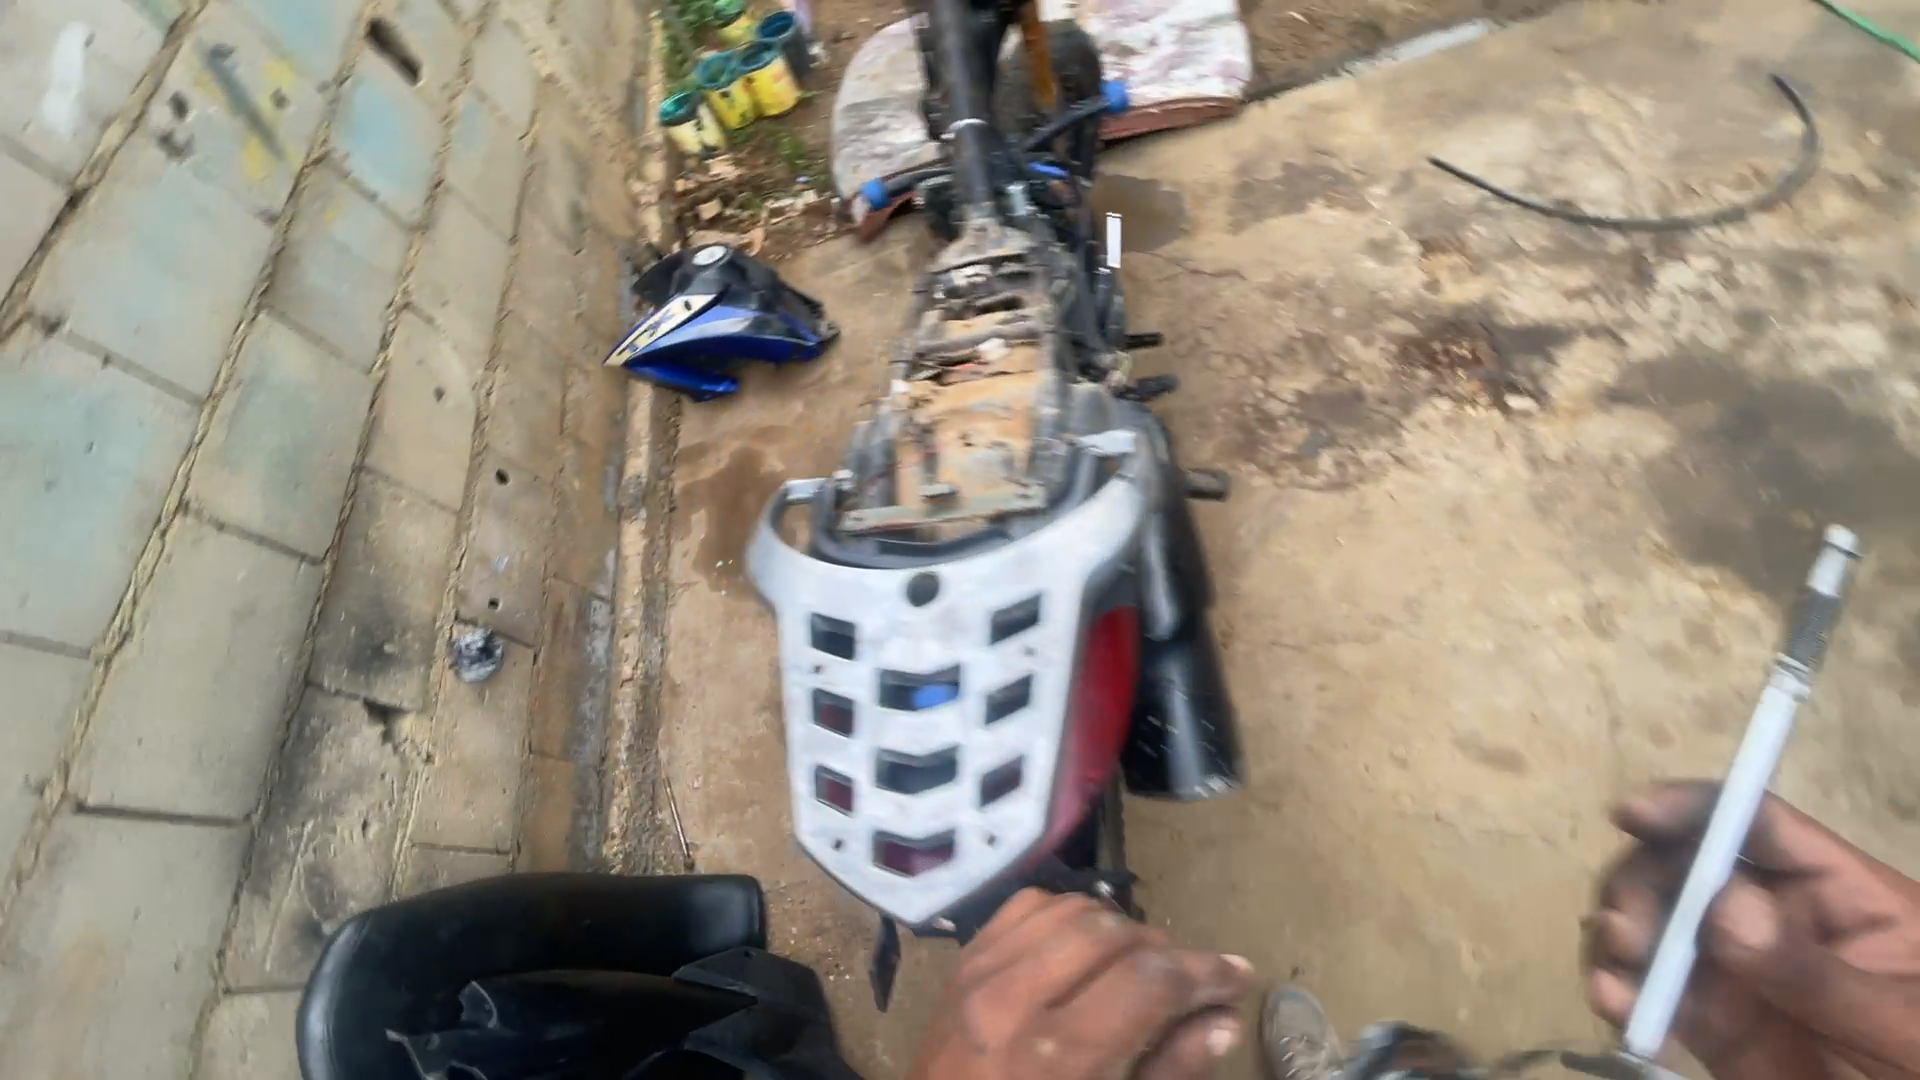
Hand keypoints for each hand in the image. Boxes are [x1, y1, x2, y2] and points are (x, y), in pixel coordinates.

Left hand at [909, 889, 1252, 1079]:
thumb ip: (1168, 1073)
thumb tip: (1222, 1019)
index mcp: (1052, 1057)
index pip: (1144, 981)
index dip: (1202, 972)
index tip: (1237, 974)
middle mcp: (1012, 996)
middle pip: (1111, 934)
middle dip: (1165, 950)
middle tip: (1190, 979)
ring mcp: (981, 965)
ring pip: (1074, 908)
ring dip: (1121, 927)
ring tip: (1142, 962)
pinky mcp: (966, 952)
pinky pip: (1032, 903)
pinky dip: (1070, 913)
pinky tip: (1087, 944)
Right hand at [1585, 782, 1919, 1079]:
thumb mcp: (1909, 1034)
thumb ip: (1818, 973)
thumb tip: (1722, 905)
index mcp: (1838, 898)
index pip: (1756, 824)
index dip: (1687, 807)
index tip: (1630, 816)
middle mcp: (1770, 915)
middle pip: (1676, 864)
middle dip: (1637, 889)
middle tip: (1625, 932)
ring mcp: (1730, 964)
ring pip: (1643, 916)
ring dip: (1616, 936)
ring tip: (1618, 980)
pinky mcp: (1701, 1012)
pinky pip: (1639, 982)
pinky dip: (1617, 988)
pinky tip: (1618, 1008)